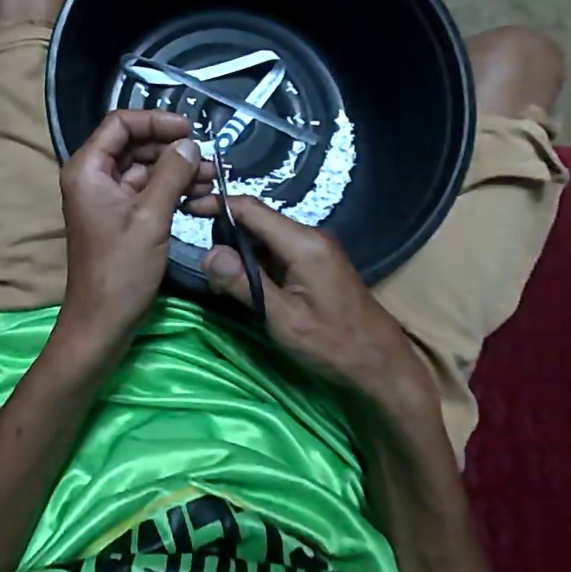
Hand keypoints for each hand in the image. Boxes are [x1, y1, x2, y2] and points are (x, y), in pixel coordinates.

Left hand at [59, 110, 215, 353]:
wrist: (102, 319)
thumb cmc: (122, 268)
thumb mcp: (151, 217)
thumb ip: (171, 174)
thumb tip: (190, 143)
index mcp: (87, 169)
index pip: (120, 124)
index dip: (155, 121)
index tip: (190, 130)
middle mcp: (92, 176)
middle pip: (133, 143)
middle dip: (171, 148)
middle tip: (208, 159)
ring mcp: (105, 196)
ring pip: (143, 167)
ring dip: (175, 169)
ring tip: (211, 177)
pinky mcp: (118, 214)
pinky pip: (145, 189)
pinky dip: (169, 188)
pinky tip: (198, 194)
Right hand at [186, 195, 438, 415]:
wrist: (383, 367)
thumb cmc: (334, 344)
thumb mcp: (283, 319)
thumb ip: (244, 283)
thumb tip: (208, 253)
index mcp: (304, 244)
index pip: (251, 208)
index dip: (217, 204)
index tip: (187, 208)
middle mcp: (311, 237)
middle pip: (257, 220)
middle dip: (225, 233)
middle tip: (203, 260)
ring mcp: (316, 250)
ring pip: (265, 237)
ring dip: (240, 250)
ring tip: (220, 278)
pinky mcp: (316, 264)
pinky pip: (277, 251)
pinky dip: (255, 262)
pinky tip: (245, 284)